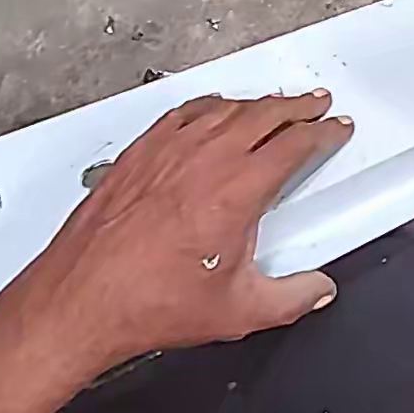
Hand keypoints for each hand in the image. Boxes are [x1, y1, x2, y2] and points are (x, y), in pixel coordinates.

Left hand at [0, 91, 351, 384]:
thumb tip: (318, 290)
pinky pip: (186, 111)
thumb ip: (293, 298)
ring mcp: (171, 150)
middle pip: (267, 114)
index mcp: (237, 190)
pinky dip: (211, 104)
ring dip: (260, 102)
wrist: (78, 302)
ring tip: (277, 103)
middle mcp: (206, 160)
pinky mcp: (142, 151)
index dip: (323, 131)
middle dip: (300, 106)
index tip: (335, 127)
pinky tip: (216, 107)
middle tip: (316, 103)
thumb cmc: (146, 302)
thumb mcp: (238, 310)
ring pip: (228, 108)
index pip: (295, 143)